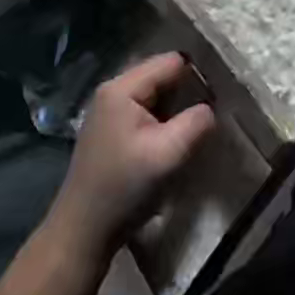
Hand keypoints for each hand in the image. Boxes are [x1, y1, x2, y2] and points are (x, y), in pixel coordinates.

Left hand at [47, 53, 214, 257]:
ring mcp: (109, 109)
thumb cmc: (125, 189)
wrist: (82, 233)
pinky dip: (162, 119)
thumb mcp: (169, 154)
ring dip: (175, 108)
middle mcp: (112, 90)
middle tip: (202, 118)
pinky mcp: (110, 127)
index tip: (212, 103)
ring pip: (156, 93)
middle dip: (186, 92)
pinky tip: (169, 140)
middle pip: (163, 74)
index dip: (197, 77)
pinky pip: (145, 108)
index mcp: (122, 88)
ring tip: (189, 129)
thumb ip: (197, 122)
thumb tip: (211, 108)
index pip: (172, 62)